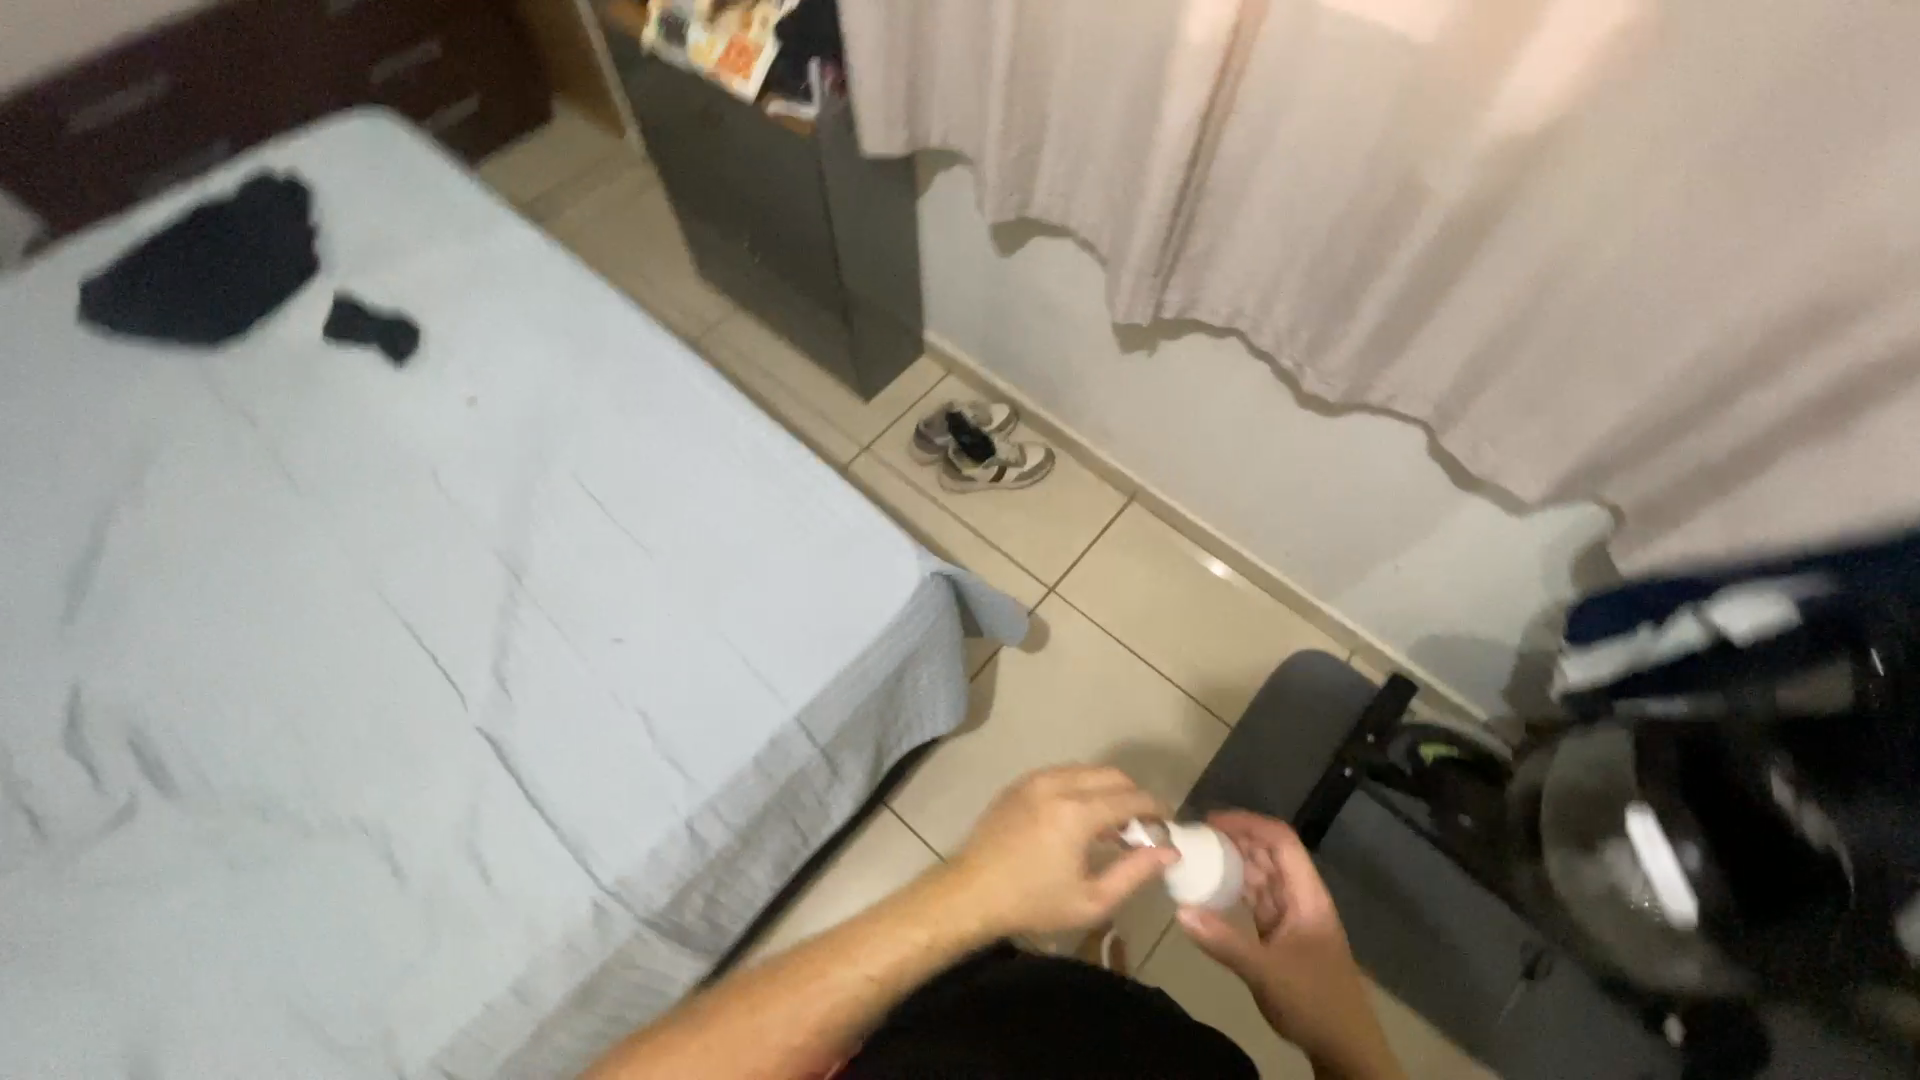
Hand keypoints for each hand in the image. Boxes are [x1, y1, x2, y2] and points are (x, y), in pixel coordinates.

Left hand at [943, 766, 1176, 937]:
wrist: (972, 892)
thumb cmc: (1034, 902)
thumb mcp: (1092, 900)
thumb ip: (1135, 872)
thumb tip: (1170, 851)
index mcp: (1077, 812)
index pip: (1131, 797)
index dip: (1156, 809)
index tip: (1167, 825)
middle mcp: (1057, 784)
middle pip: (1111, 775)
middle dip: (1133, 795)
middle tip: (1141, 826)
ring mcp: (1034, 779)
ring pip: (1086, 770)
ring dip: (1106, 789)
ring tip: (1111, 824)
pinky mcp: (1019, 783)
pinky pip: (1061, 773)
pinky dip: (1080, 786)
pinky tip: (1080, 817)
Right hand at [1176, 812, 1403, 1079]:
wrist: (1344, 1049)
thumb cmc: (1315, 1004)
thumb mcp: (1267, 973)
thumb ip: (1224, 942)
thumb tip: (1179, 911)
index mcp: (1307, 896)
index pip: (1281, 842)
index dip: (1248, 824)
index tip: (1211, 822)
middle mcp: (1300, 899)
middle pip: (1269, 854)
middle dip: (1235, 839)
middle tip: (1195, 836)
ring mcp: (1291, 917)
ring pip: (1260, 876)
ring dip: (1232, 863)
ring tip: (1197, 855)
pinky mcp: (1280, 936)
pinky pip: (1254, 900)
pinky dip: (1233, 890)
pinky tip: (1208, 890)